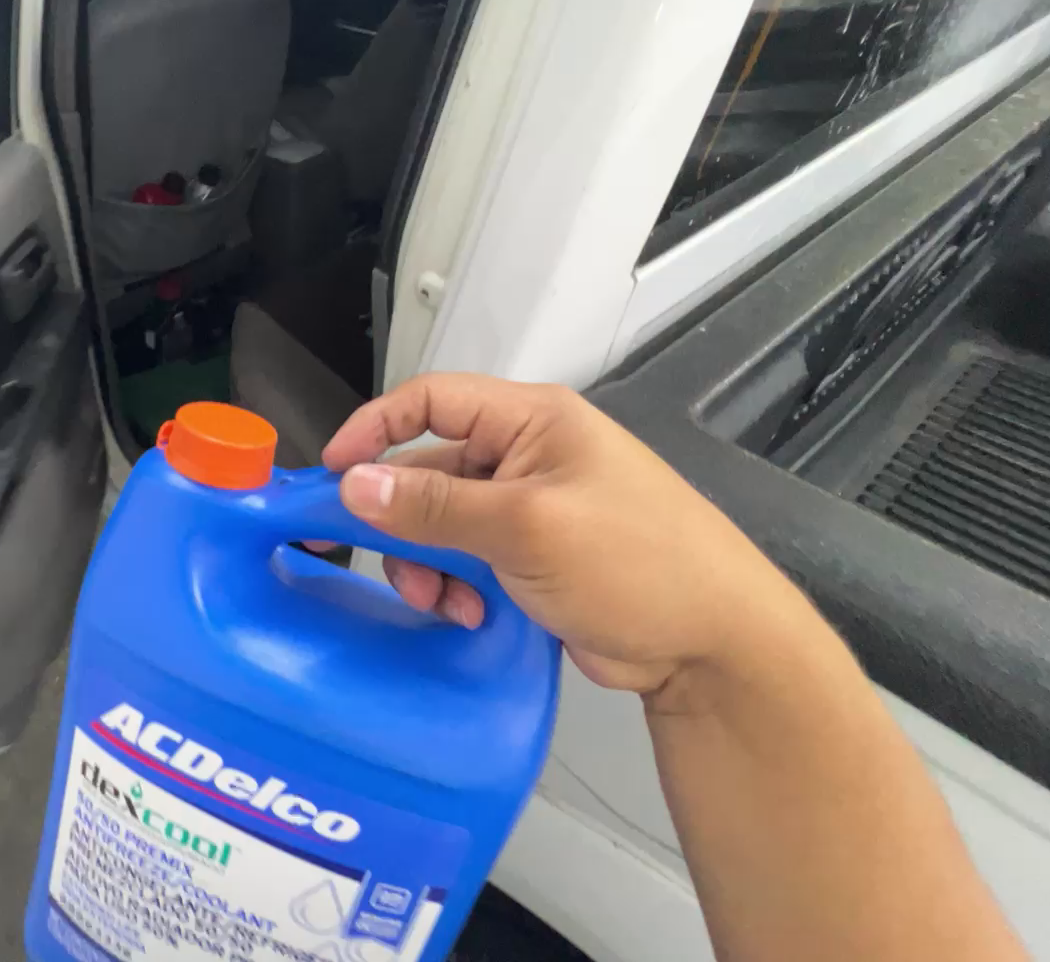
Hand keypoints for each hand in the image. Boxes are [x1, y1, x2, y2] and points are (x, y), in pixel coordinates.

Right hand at [322, 374, 817, 706]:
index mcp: (530, 421)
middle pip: (427, 471)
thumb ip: (432, 505)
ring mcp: (525, 508)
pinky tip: (471, 615)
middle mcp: (523, 456)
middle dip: (404, 521)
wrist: (716, 650)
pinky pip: (462, 559)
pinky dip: (453, 586)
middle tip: (394, 566)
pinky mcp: (526, 556)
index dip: (375, 427)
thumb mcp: (524, 527)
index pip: (431, 400)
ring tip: (443, 603)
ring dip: (427, 563)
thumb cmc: (634, 563)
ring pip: (438, 523)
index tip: (333, 470)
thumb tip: (352, 485)